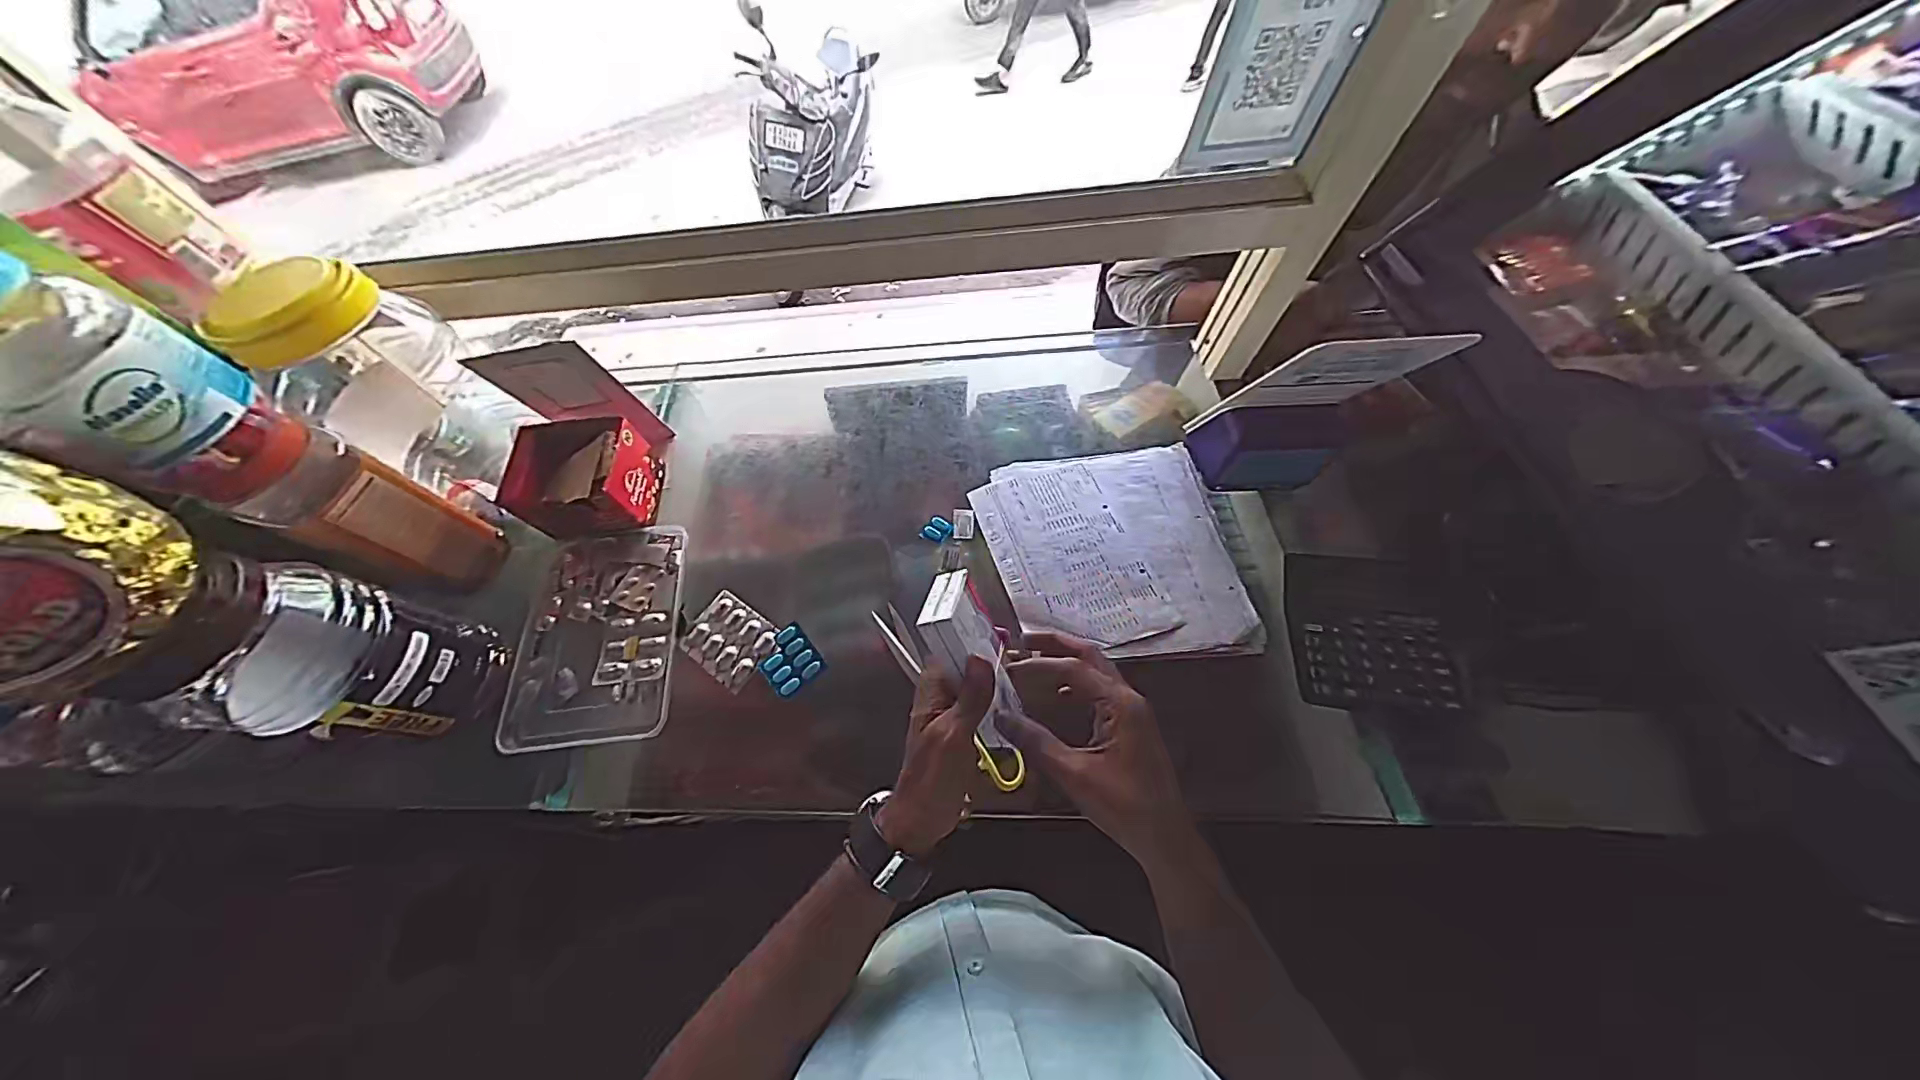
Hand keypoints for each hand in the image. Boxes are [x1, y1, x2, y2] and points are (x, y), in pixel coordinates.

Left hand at [877, 656, 993, 856]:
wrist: (922, 820)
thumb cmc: (929, 781)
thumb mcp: (953, 736)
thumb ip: (969, 698)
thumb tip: (980, 662)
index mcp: (929, 696)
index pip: (946, 654)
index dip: (968, 643)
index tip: (994, 637)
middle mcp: (938, 703)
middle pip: (962, 671)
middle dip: (985, 664)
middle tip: (1012, 658)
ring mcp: (950, 720)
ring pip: (973, 692)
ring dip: (991, 686)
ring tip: (1015, 679)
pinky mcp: (962, 737)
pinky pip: (979, 713)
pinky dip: (994, 708)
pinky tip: (1010, 709)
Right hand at [1002, 631, 1196, 872]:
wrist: (1165, 836)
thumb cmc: (1124, 806)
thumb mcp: (1074, 774)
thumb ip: (1036, 742)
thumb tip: (1002, 718)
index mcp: (1121, 704)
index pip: (1074, 669)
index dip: (1038, 665)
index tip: (1007, 667)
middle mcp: (1129, 698)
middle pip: (1090, 656)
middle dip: (1057, 645)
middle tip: (1023, 640)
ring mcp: (1132, 710)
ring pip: (1096, 671)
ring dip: (1066, 661)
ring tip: (1034, 660)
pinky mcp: (1130, 724)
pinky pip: (1099, 691)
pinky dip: (1074, 683)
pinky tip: (1055, 694)